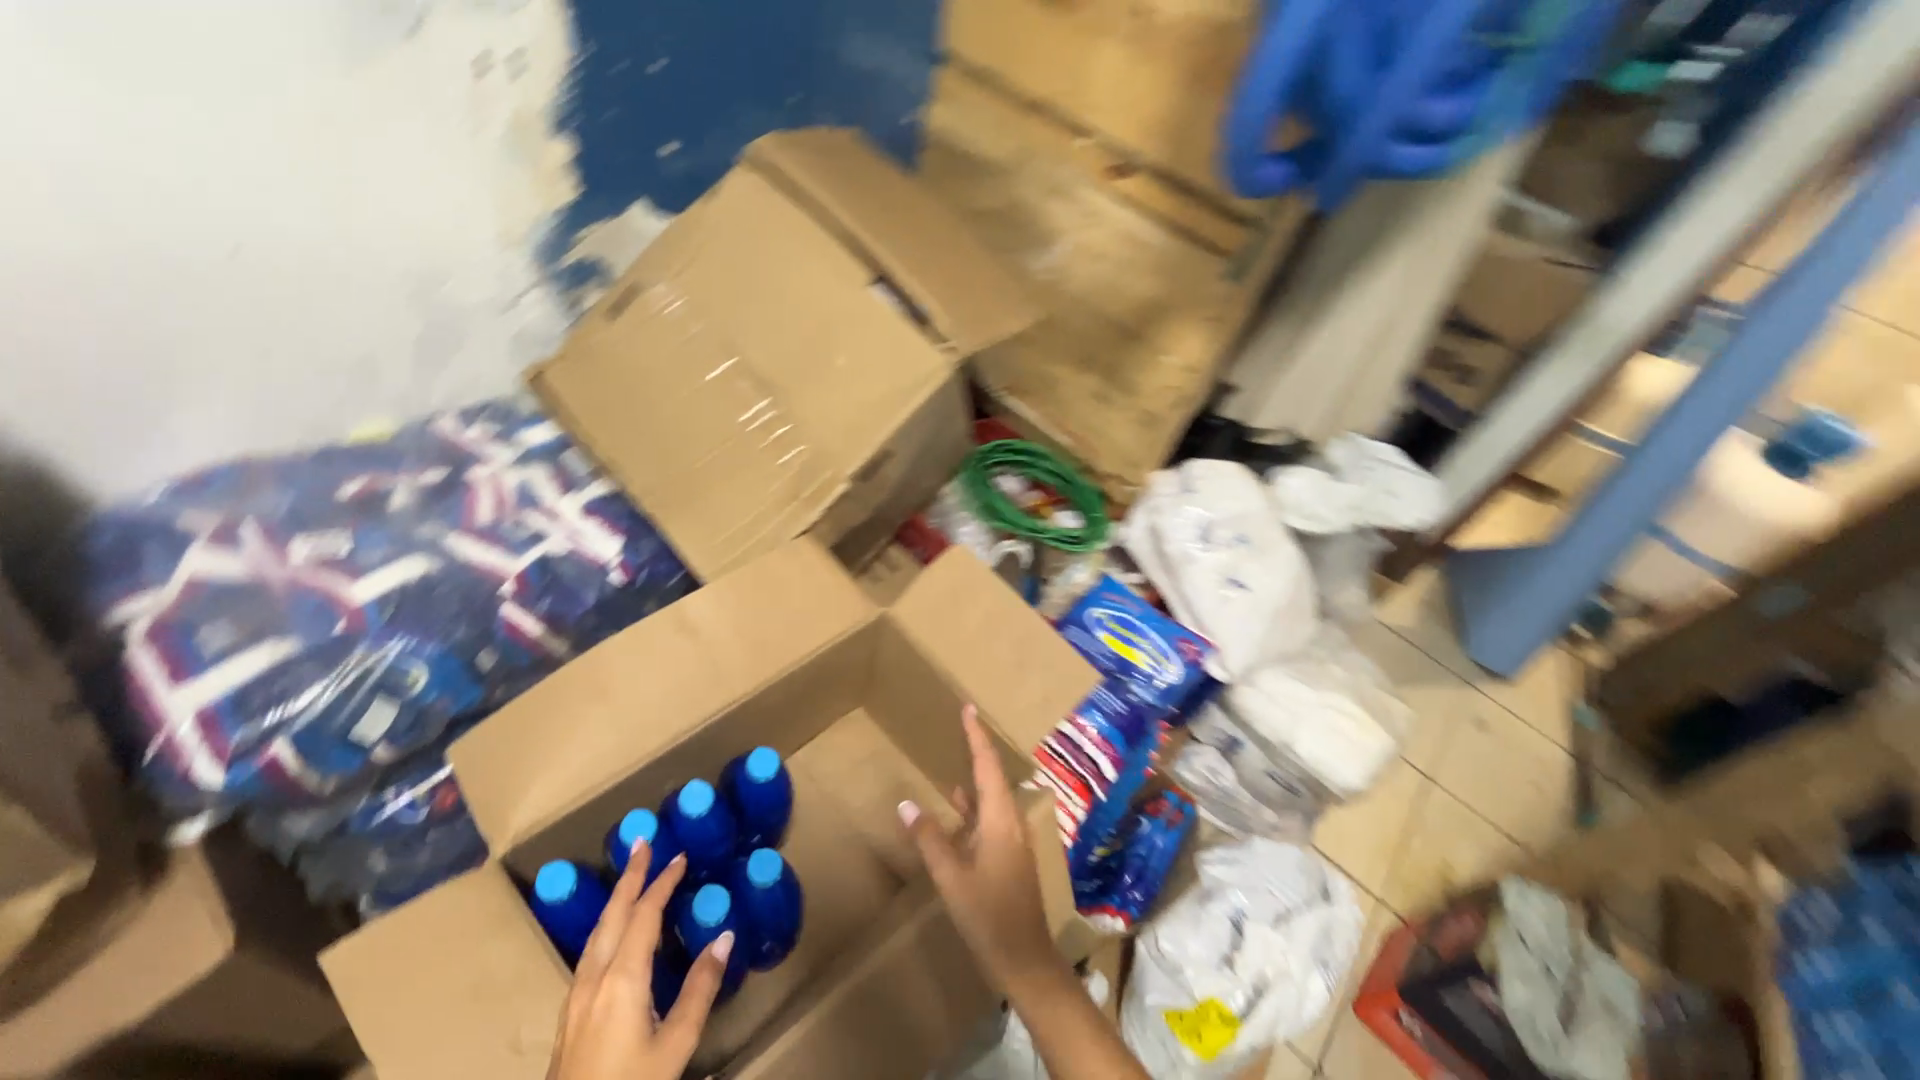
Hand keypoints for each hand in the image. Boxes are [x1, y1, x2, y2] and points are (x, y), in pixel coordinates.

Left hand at [546, 846, 731, 1079]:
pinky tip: (612, 932)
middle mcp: (594, 977)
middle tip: (642, 842)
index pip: (644, 916)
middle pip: (612, 914)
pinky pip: (590, 949)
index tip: (679, 857)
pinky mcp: (571, 1011)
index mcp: (622, 979)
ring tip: (630, 876)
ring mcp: (577, 994)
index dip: (661, 883)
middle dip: (629, 876)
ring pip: (596, 931)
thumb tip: (725, 937)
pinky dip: (607, 924)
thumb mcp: (677, 1043)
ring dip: (616, 898)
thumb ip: (700, 988)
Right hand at [898, 704, 1056, 991]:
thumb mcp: (951, 877)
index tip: (969, 709)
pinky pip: (989, 821)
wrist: (1025, 960)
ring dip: (974, 782)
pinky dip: (972, 810)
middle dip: (977, 753)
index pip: (987, 768)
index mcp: (1001, 821)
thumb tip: (906, 803)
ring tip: (953, 763)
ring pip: (992, 802)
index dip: (977, 737)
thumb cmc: (988, 916)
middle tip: (959, 727)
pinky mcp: (1009, 859)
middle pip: (993, 779)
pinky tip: (956, 812)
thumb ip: (929, 839)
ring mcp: (1012, 843)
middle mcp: (1011, 824)